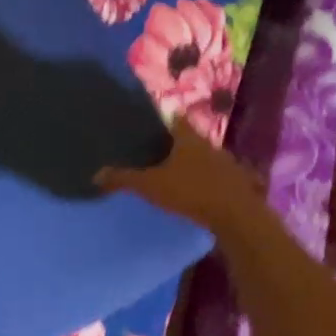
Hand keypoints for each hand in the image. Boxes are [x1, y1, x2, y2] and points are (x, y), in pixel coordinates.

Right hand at [94, 118, 262, 233]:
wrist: (235, 215)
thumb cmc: (189, 192)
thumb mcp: (149, 186)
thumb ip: (124, 179)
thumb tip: (96, 174)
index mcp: (189, 140)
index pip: (177, 120)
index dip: (166, 119)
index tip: (156, 123)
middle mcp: (211, 146)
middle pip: (192, 139)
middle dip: (178, 144)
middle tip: (159, 152)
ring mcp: (228, 164)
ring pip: (208, 158)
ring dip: (196, 163)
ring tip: (178, 174)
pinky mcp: (239, 184)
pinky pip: (221, 177)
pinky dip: (211, 181)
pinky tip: (203, 191)